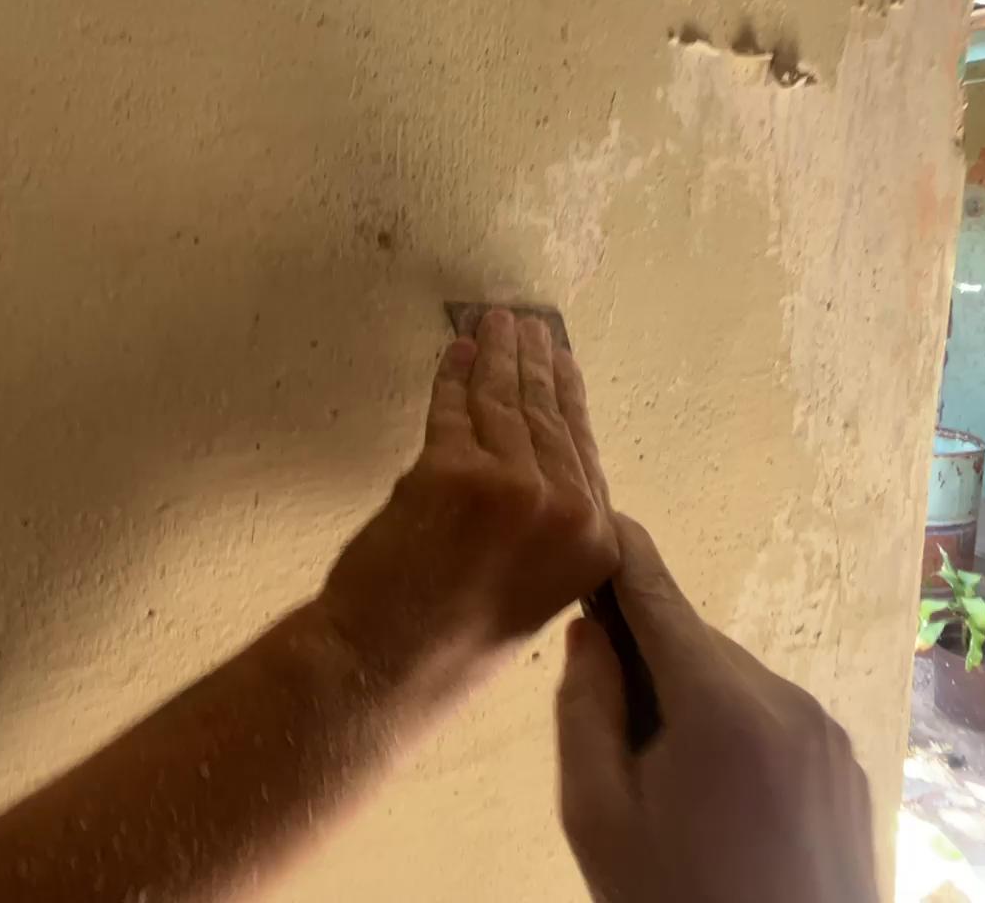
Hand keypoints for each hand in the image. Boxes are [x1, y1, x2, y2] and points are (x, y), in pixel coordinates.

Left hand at [318, 309, 617, 696]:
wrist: (389, 664)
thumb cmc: (454, 635)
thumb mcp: (530, 582)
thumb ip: (545, 521)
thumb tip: (535, 456)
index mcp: (596, 544)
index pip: (582, 447)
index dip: (568, 397)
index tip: (562, 360)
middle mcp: (565, 508)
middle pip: (546, 414)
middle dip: (534, 362)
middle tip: (528, 322)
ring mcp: (511, 486)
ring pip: (503, 402)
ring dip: (496, 354)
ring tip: (495, 321)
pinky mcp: (452, 470)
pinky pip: (452, 408)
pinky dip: (451, 376)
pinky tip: (457, 351)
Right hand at [555, 515, 874, 902]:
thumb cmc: (671, 899)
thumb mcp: (595, 811)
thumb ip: (584, 705)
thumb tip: (591, 632)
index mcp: (720, 705)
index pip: (657, 594)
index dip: (622, 549)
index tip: (597, 514)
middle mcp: (784, 699)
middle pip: (689, 637)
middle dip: (642, 646)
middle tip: (604, 705)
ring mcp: (824, 731)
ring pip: (726, 671)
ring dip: (683, 685)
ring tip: (660, 761)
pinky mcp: (844, 762)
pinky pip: (765, 707)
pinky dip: (725, 714)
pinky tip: (712, 783)